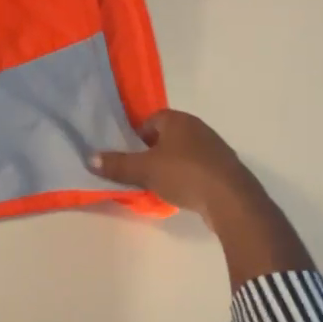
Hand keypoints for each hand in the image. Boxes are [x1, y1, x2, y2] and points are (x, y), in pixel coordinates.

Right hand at [91, 111, 313, 287]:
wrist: (233, 202)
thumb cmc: (184, 174)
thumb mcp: (144, 170)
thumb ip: (116, 164)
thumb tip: (89, 158)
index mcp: (178, 120)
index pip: (151, 119)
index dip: (138, 135)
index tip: (132, 154)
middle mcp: (199, 128)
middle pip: (168, 136)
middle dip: (154, 151)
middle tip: (143, 169)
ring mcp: (217, 150)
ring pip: (186, 153)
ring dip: (173, 165)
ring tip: (162, 184)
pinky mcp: (229, 171)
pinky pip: (201, 169)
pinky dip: (191, 178)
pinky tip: (185, 194)